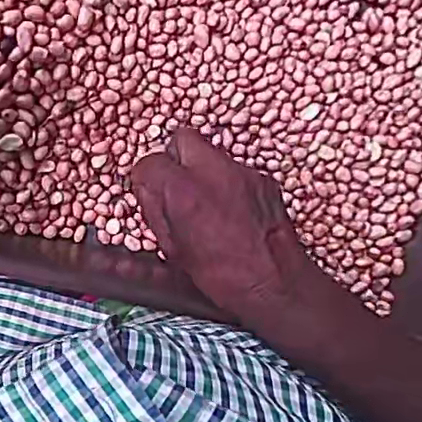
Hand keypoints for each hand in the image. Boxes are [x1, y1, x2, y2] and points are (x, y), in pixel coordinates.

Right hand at [131, 129, 369, 335]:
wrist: (275, 284)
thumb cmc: (222, 275)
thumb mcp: (172, 248)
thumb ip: (155, 210)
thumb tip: (148, 190)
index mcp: (183, 191)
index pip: (150, 162)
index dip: (147, 177)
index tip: (149, 188)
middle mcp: (213, 172)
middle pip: (182, 138)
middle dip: (174, 157)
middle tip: (173, 183)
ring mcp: (242, 172)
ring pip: (210, 152)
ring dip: (200, 170)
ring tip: (204, 203)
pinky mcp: (262, 179)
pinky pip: (234, 169)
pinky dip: (226, 183)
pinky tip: (229, 210)